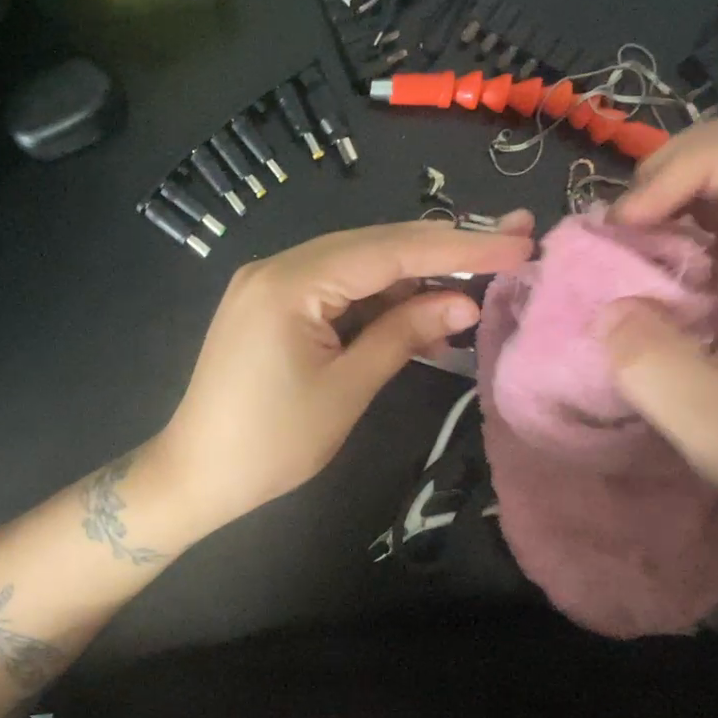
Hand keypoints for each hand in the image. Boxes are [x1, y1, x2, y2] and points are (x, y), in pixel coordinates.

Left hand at [153, 216, 534, 524]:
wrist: (196, 474)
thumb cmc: (271, 443)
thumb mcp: (346, 389)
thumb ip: (403, 335)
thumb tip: (463, 301)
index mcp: (289, 283)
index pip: (389, 250)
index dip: (460, 246)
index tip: (521, 243)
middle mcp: (274, 268)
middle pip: (371, 246)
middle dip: (442, 249)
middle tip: (513, 244)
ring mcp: (265, 285)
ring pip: (353, 266)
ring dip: (410, 276)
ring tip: (477, 280)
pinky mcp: (265, 307)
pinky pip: (330, 289)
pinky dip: (374, 299)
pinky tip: (418, 308)